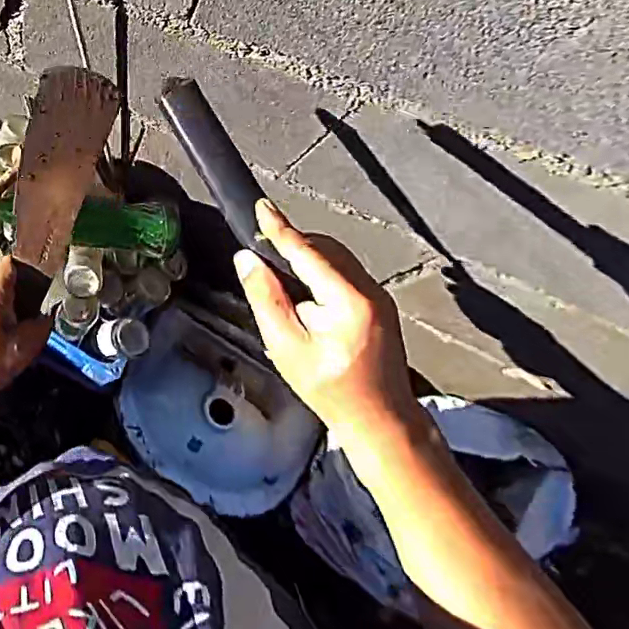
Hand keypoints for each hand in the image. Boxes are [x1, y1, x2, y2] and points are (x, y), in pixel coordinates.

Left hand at [0, 256, 52, 407]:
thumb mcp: (23, 348)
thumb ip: (41, 327)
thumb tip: (49, 316)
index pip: (12, 262)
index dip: (30, 265)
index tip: (43, 275)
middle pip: (8, 280)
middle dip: (26, 293)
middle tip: (40, 308)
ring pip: (0, 297)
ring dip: (15, 309)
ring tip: (25, 326)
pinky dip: (3, 320)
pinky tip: (9, 339)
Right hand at [235, 198, 420, 442]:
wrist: (381, 422)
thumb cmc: (332, 390)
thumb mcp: (285, 346)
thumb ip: (264, 297)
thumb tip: (247, 260)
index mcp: (348, 300)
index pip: (306, 251)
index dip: (279, 227)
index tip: (262, 207)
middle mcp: (369, 292)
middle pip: (323, 249)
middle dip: (292, 246)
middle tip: (261, 255)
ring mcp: (379, 299)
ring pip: (335, 259)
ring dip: (306, 260)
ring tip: (280, 282)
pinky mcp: (379, 307)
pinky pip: (344, 274)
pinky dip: (320, 273)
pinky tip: (304, 296)